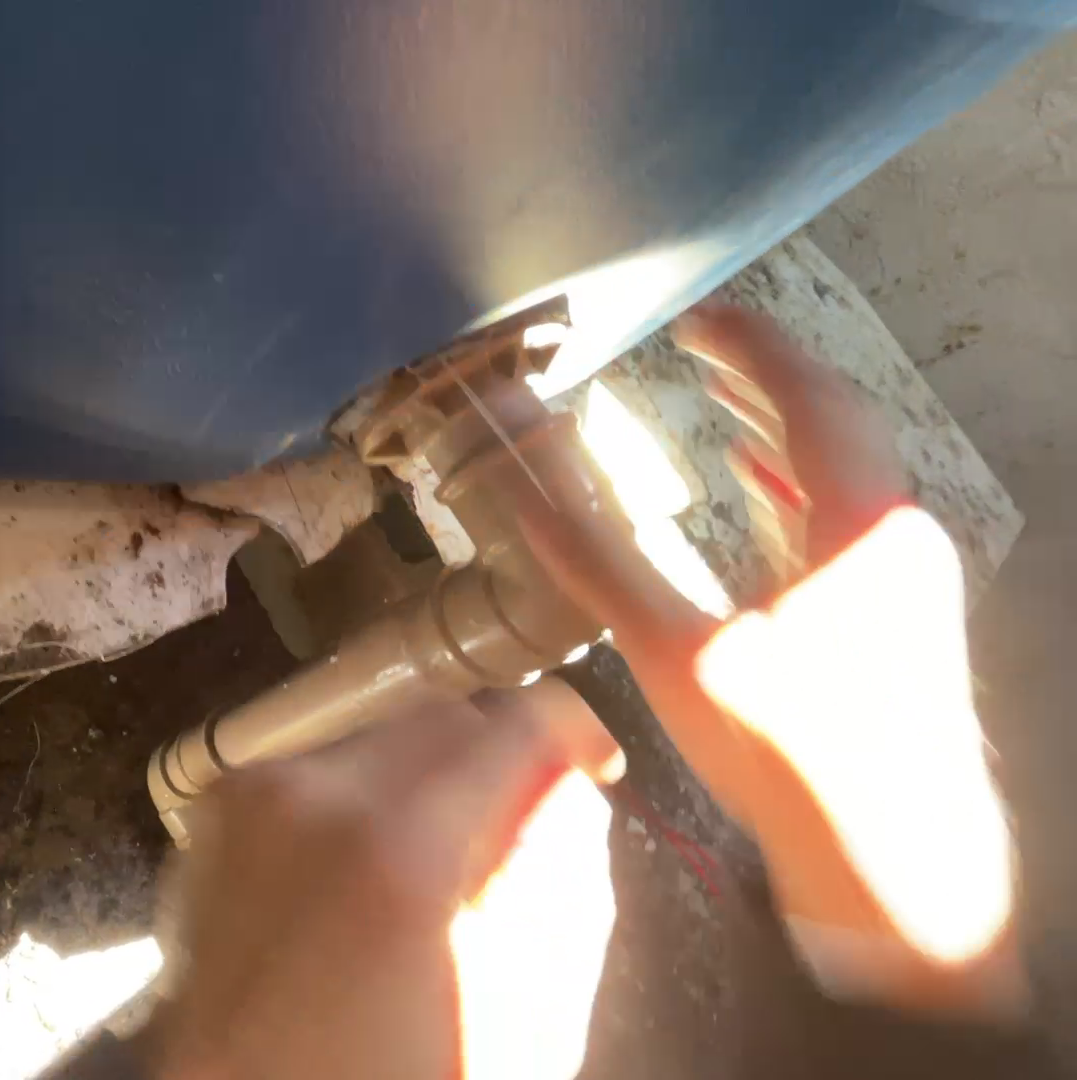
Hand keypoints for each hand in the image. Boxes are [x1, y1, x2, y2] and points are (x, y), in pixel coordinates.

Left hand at [143, 680, 622, 1079]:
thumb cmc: (408, 1070)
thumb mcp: (523, 997)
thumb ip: (554, 870)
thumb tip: (564, 777)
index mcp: (400, 849)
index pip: (509, 727)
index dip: (563, 729)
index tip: (579, 751)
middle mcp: (313, 794)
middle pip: (434, 715)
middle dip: (483, 751)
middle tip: (501, 807)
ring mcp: (255, 791)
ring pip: (371, 733)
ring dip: (413, 772)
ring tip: (419, 847)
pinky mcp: (222, 801)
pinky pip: (313, 761)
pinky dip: (351, 790)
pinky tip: (353, 855)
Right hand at [518, 303, 1022, 1018]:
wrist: (886, 857)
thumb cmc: (790, 751)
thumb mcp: (677, 650)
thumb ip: (599, 567)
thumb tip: (526, 500)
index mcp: (860, 529)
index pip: (813, 403)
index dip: (756, 350)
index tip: (705, 314)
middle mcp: (891, 537)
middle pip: (832, 424)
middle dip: (763, 375)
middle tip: (702, 340)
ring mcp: (891, 574)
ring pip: (834, 467)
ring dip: (772, 423)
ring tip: (717, 393)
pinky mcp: (877, 608)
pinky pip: (830, 512)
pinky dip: (782, 479)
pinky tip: (748, 481)